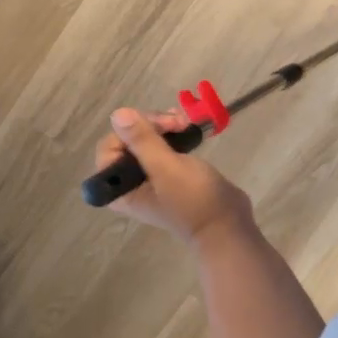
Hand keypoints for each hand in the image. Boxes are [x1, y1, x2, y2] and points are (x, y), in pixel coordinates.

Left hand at [96, 108, 253, 247]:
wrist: (227, 223)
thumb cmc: (194, 198)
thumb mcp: (167, 167)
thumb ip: (142, 141)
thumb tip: (118, 114)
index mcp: (120, 188)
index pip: (110, 147)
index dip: (133, 130)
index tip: (162, 124)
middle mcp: (130, 183)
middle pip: (129, 143)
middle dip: (153, 126)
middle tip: (180, 122)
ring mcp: (152, 179)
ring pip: (148, 143)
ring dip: (165, 128)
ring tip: (187, 122)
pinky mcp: (172, 175)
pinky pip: (165, 149)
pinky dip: (174, 136)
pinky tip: (189, 129)